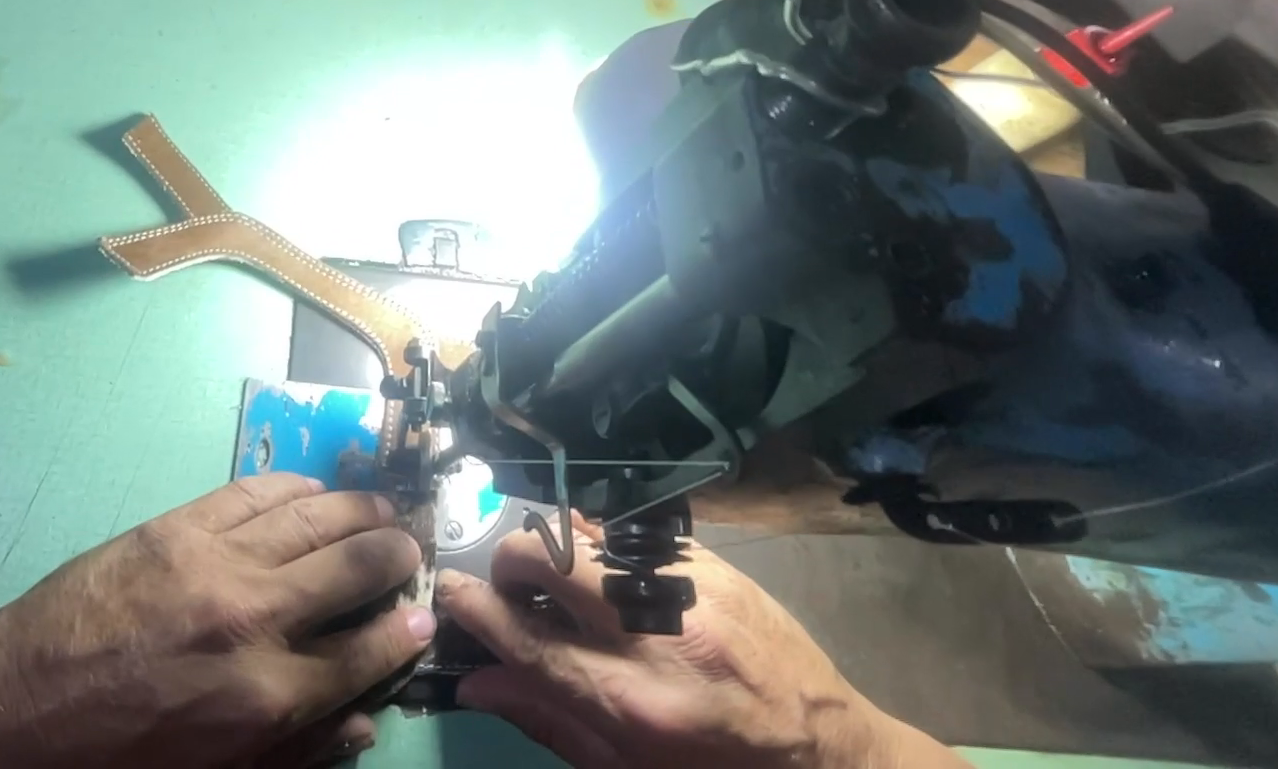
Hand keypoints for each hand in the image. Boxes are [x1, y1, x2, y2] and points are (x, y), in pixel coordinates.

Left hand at [0, 473, 432, 766]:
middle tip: (410, 548)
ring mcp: (215, 560)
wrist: (10, 712)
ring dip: (359, 510)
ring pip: (313, 516)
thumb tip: (365, 718)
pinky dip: (296, 487)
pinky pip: (255, 491)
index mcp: (265, 698)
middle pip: (352, 568)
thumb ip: (297, 751)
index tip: (423, 613)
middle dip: (396, 555)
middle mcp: (254, 617)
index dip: (403, 631)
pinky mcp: (178, 525)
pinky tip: (314, 490)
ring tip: (381, 509)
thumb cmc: (117, 759)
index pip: (365, 652)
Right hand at [436, 522, 969, 768]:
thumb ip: (546, 719)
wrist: (831, 751)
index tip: (445, 588)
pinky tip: (601, 575)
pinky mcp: (706, 559)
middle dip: (509, 562)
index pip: (528, 641)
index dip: (476, 609)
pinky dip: (593, 545)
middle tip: (510, 588)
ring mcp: (685, 586)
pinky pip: (622, 530)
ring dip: (550, 551)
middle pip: (548, 560)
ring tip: (557, 586)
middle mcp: (657, 634)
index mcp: (635, 704)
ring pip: (581, 532)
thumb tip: (473, 680)